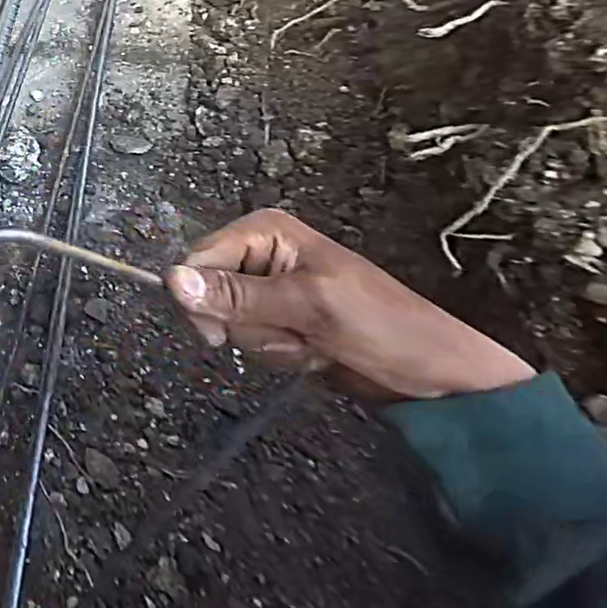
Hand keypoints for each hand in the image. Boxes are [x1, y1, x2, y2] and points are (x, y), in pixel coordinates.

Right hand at [163, 209, 535, 400]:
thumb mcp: (307, 306)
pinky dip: (277, 352)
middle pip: (209, 292)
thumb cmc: (381, 326)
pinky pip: (248, 338)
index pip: (198, 261)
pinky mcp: (277, 317)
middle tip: (289, 331)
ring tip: (310, 341)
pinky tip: (311, 350)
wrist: (435, 376)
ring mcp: (268, 287)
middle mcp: (259, 253)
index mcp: (264, 231)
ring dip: (267, 342)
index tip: (217, 335)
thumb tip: (171, 280)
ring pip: (228, 320)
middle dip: (247, 324)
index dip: (201, 299)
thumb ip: (237, 295)